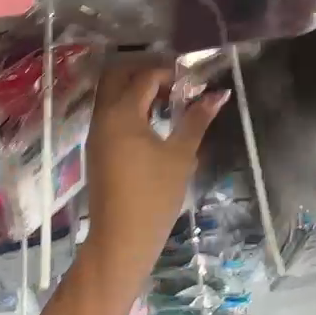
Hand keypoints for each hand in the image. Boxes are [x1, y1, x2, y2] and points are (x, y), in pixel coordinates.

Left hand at [82, 61, 227, 281]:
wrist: (121, 240)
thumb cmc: (154, 195)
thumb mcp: (181, 155)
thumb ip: (197, 120)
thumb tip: (219, 94)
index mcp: (122, 113)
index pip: (145, 77)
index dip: (169, 74)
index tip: (191, 83)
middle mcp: (103, 116)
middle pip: (118, 77)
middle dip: (145, 73)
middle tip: (174, 86)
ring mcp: (96, 133)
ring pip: (111, 96)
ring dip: (136, 91)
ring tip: (167, 104)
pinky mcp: (96, 149)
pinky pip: (110, 114)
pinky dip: (128, 109)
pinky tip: (152, 125)